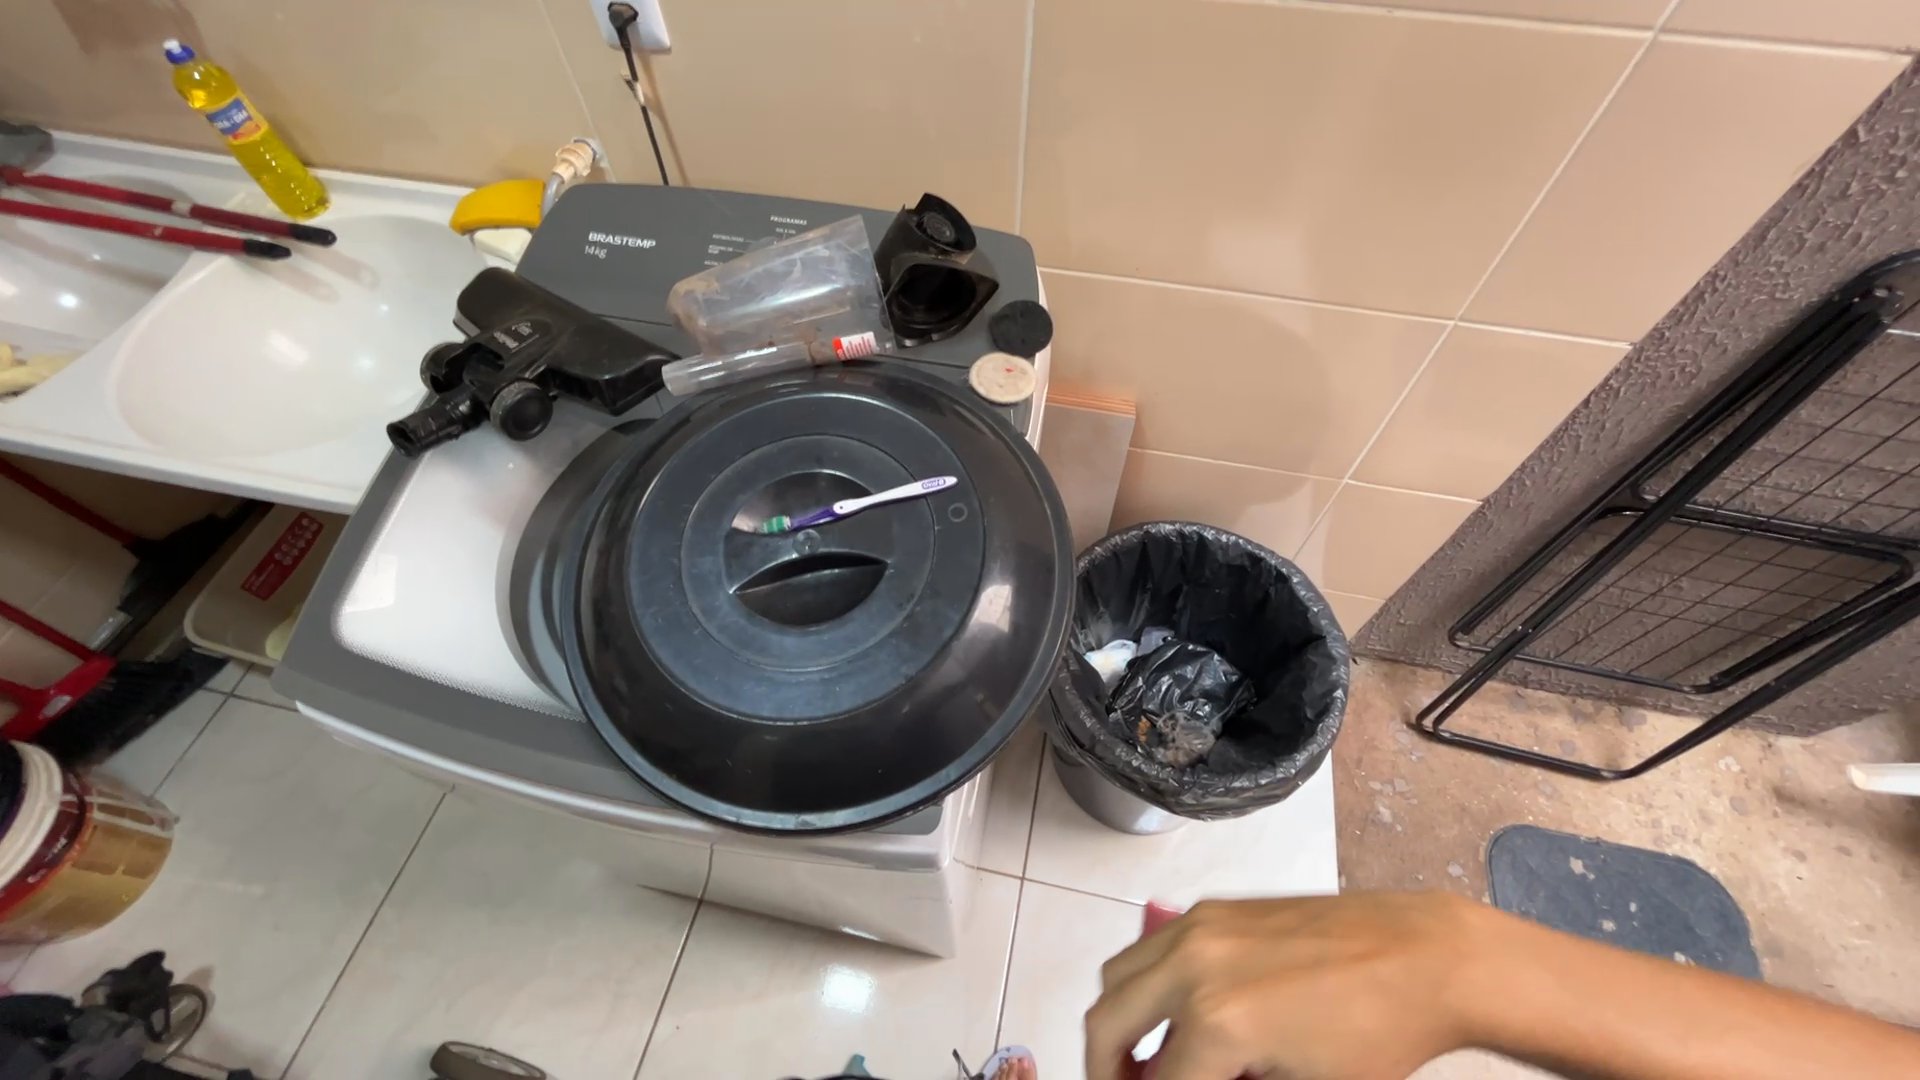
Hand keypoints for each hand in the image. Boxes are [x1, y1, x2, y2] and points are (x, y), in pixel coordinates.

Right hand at [1084, 892, 1490, 1079]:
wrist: (1417, 954)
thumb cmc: (1377, 1037)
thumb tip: (1189, 1076)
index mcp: (1219, 1020)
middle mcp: (1190, 962)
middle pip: (1107, 1018)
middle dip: (1105, 1066)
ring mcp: (1195, 925)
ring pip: (1117, 974)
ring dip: (1119, 1020)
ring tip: (1144, 1058)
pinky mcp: (1208, 907)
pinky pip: (1150, 947)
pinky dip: (1145, 985)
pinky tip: (1179, 1014)